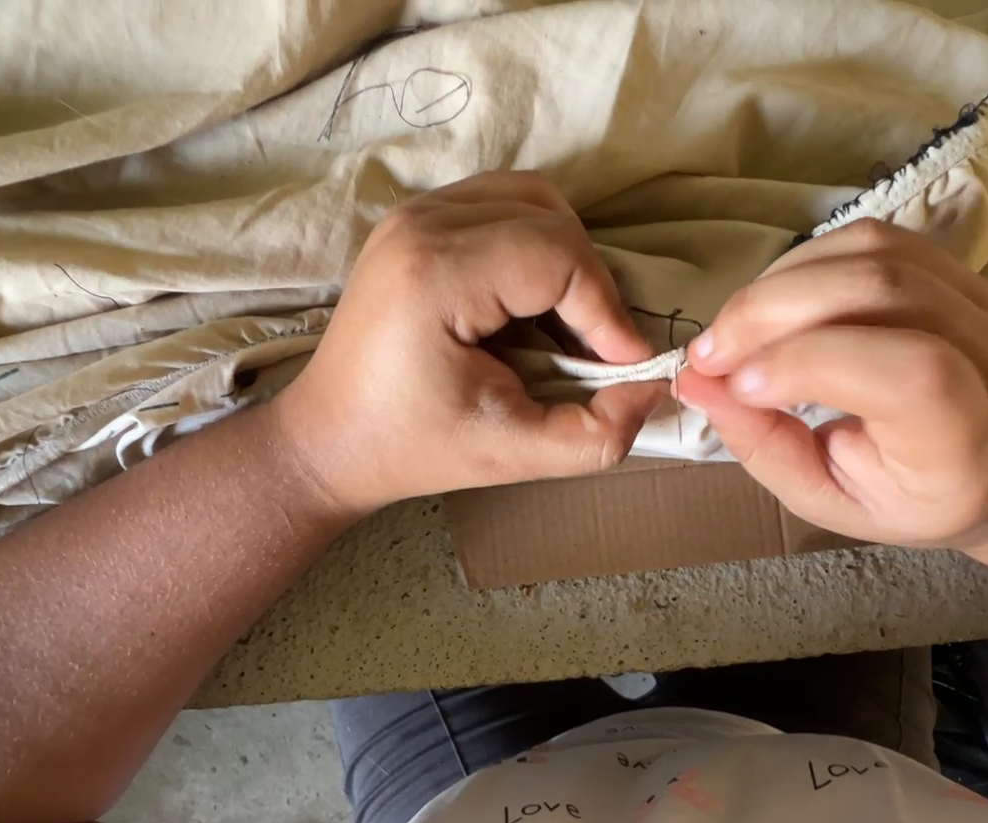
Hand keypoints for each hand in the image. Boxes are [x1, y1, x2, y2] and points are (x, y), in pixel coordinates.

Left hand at [269, 171, 665, 515]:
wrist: (332, 438)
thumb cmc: (414, 449)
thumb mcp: (514, 458)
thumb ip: (597, 435)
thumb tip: (654, 387)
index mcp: (435, 273)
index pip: (559, 256)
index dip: (607, 311)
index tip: (624, 366)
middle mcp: (421, 224)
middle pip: (551, 218)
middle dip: (591, 286)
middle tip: (597, 350)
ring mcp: (414, 214)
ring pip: (532, 200)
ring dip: (567, 259)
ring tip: (568, 325)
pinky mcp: (416, 221)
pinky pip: (503, 206)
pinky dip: (535, 247)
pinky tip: (532, 304)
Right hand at [675, 220, 987, 549]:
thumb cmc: (906, 497)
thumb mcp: (827, 499)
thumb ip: (764, 446)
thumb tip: (694, 383)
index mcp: (971, 443)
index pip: (909, 375)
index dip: (808, 363)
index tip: (733, 386)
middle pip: (884, 292)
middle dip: (771, 313)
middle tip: (707, 354)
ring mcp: (986, 302)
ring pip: (875, 254)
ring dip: (779, 284)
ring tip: (731, 330)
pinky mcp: (960, 270)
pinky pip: (874, 239)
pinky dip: (802, 264)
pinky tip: (769, 303)